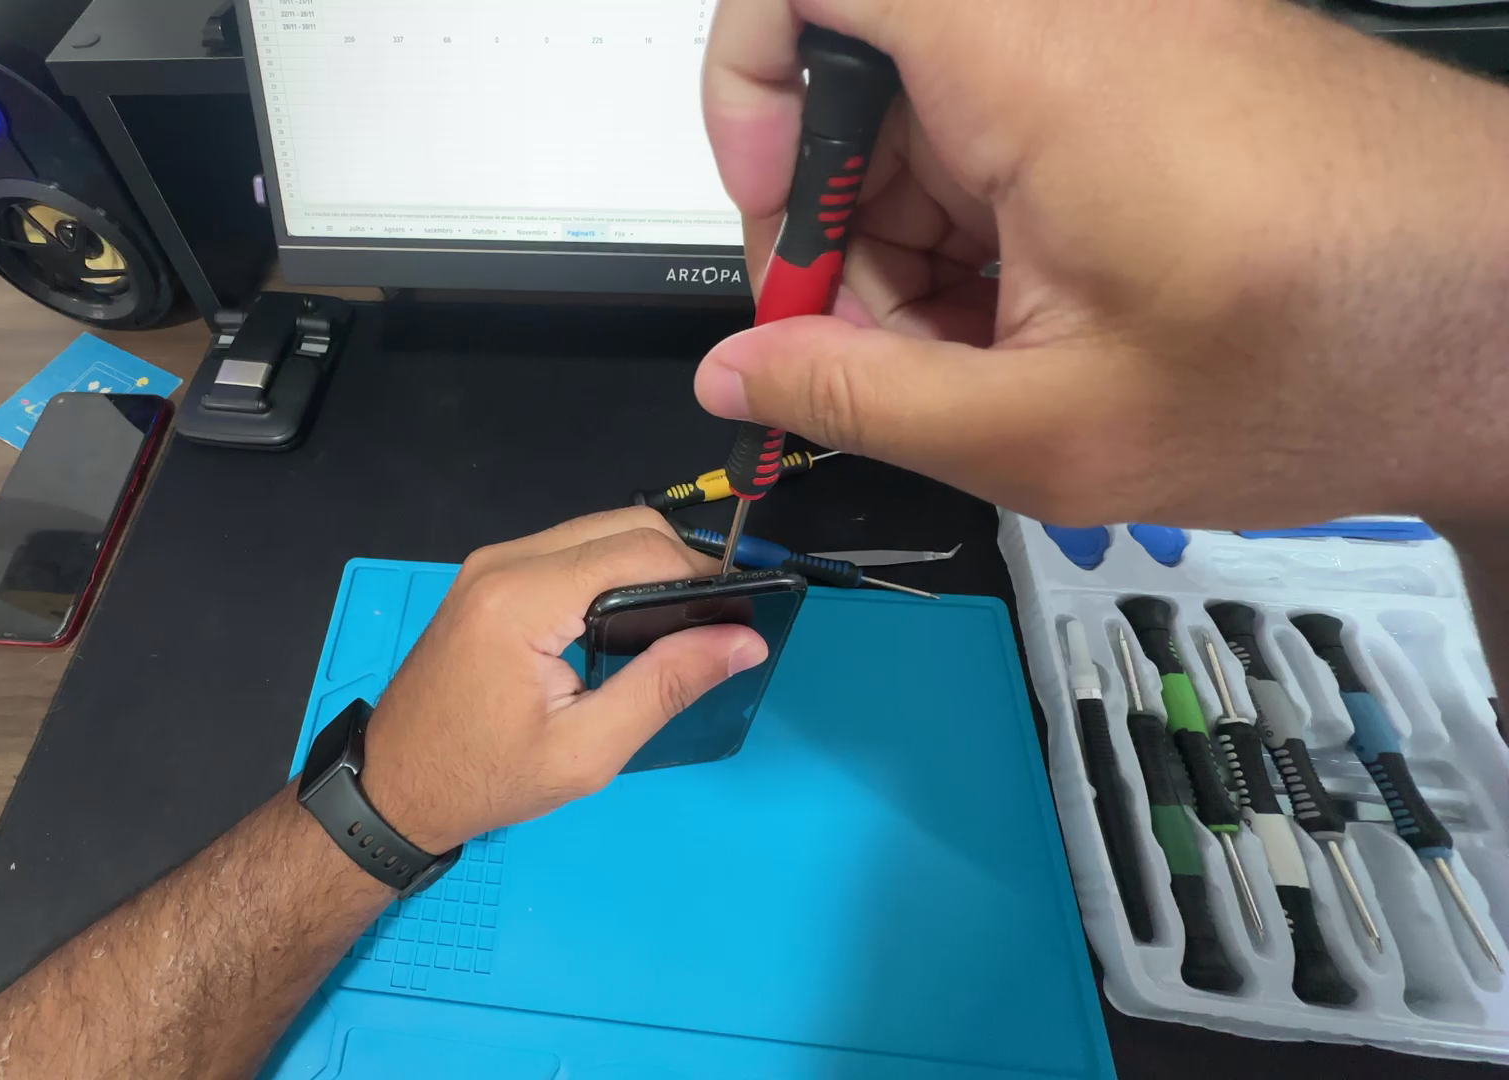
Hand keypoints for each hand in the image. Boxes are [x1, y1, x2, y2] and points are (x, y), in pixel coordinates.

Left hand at [358, 508, 767, 852]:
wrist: (395, 783)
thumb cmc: (486, 778)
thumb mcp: (586, 750)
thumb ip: (665, 686)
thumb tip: (742, 641)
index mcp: (524, 598)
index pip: (637, 549)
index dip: (698, 573)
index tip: (732, 616)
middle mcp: (504, 561)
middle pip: (620, 525)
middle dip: (675, 563)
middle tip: (703, 624)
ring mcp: (491, 563)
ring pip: (595, 531)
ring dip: (642, 564)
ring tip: (671, 625)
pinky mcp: (489, 575)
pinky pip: (567, 550)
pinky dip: (607, 570)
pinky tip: (622, 617)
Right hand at [697, 0, 1508, 528]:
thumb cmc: (1313, 381)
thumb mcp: (1034, 434)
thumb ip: (852, 401)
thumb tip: (725, 375)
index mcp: (1046, 72)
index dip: (750, 82)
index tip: (775, 206)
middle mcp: (1065, 33)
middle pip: (847, 94)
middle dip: (823, 238)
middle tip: (860, 351)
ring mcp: (1088, 67)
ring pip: (898, 150)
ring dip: (889, 272)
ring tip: (958, 368)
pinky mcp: (1108, 106)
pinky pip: (962, 170)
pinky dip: (945, 265)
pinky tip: (995, 342)